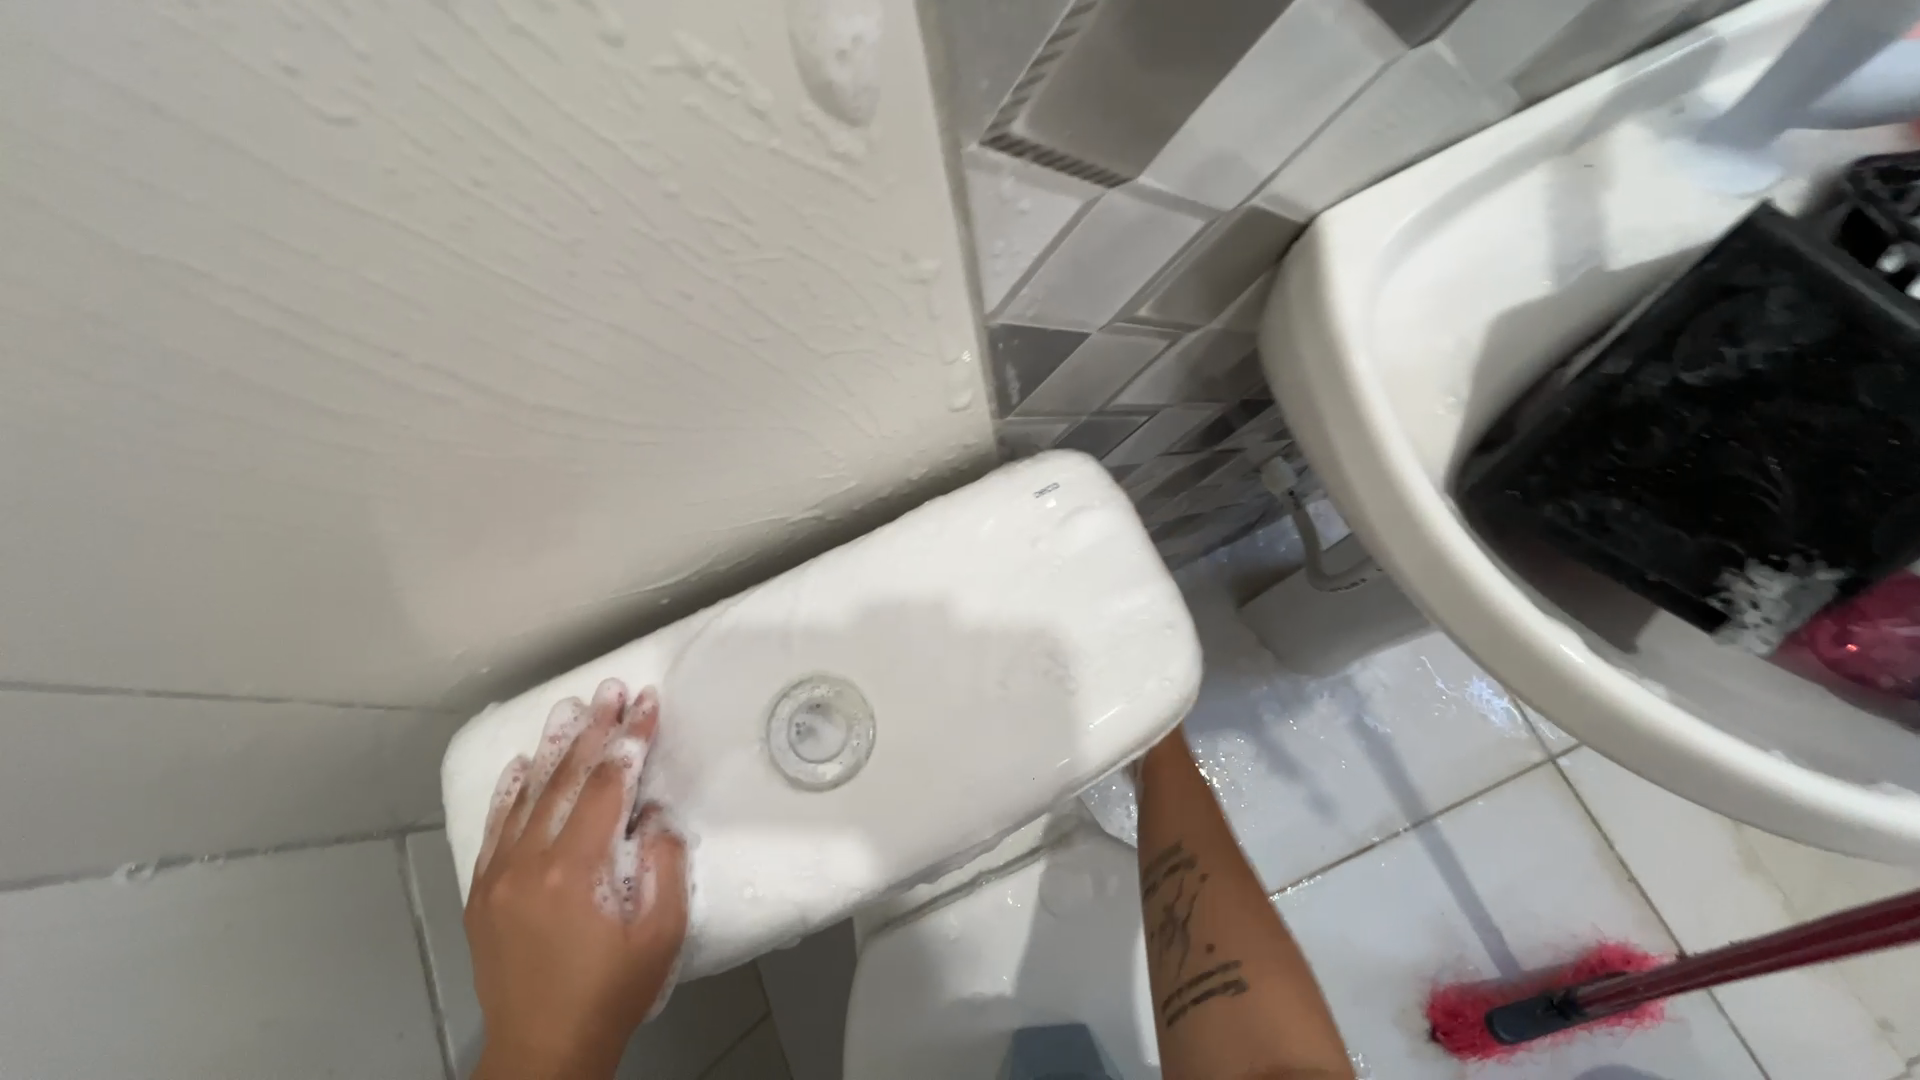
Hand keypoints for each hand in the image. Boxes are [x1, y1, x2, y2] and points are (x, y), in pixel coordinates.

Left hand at [466, 679, 688, 1079]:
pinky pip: (496, 826)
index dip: (631, 739)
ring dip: (554, 746)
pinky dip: (511, 789)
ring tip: (573, 707)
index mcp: (578, 868)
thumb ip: (664, 863)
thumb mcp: (661, 931)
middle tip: (612, 689)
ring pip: (529, 794)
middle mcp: (531, 861)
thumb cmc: (613, 990)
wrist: (544, 1049)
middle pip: (567, 778)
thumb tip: (654, 814)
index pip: (608, 784)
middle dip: (595, 729)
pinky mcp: (484, 891)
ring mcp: (500, 874)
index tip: (647, 703)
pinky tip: (523, 762)